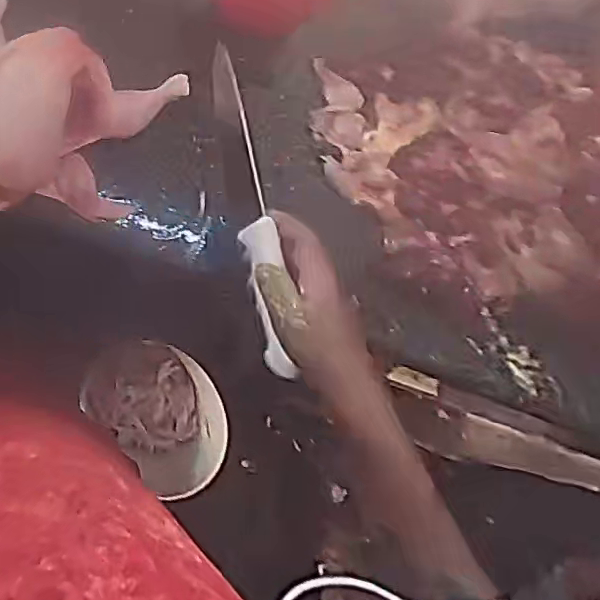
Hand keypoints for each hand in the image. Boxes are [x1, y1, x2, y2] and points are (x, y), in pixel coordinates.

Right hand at [267, 210, 363, 383]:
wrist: (347, 386)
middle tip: (252, 235)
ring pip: (305, 266)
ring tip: (256, 256)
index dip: (285, 222)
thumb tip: (258, 255)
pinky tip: (270, 287)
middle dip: (280, 237)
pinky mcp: (326, 314)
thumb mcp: (286, 312)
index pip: (305, 238)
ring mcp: (330, 299)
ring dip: (282, 256)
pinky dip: (286, 275)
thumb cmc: (316, 348)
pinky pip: (304, 282)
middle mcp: (329, 282)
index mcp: (321, 276)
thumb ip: (272, 281)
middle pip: (306, 250)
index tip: (262, 213)